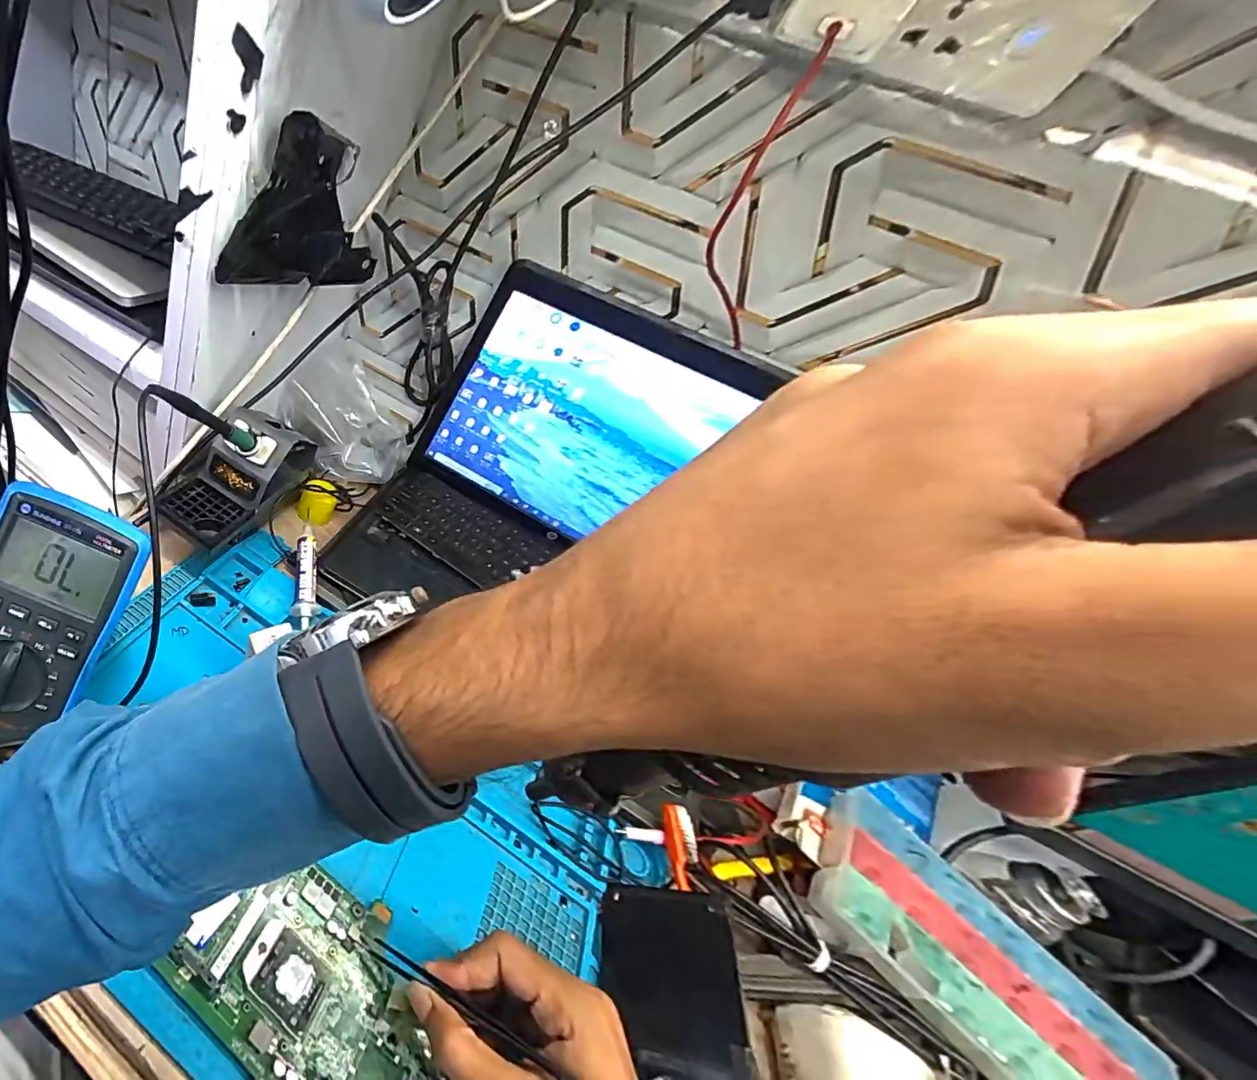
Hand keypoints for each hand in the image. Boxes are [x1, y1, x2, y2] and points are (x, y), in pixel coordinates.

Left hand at [368, 302, 1256, 820]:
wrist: (591, 658)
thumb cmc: (786, 645)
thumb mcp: (1085, 643)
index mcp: (1009, 377)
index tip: (1230, 606)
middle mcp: (910, 389)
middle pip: (1136, 470)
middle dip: (1162, 594)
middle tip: (1128, 697)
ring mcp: (827, 447)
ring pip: (1018, 528)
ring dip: (1048, 638)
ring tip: (1017, 740)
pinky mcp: (776, 502)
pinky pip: (911, 549)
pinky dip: (947, 629)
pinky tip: (931, 717)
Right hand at [407, 932, 632, 1079]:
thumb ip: (460, 1046)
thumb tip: (419, 996)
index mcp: (575, 1003)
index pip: (501, 952)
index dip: (459, 968)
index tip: (424, 995)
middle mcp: (580, 999)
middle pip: (505, 970)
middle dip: (465, 995)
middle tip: (436, 1025)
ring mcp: (581, 1020)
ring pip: (510, 994)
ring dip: (476, 1015)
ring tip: (457, 1045)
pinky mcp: (575, 1041)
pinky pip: (524, 1017)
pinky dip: (495, 1031)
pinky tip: (482, 1057)